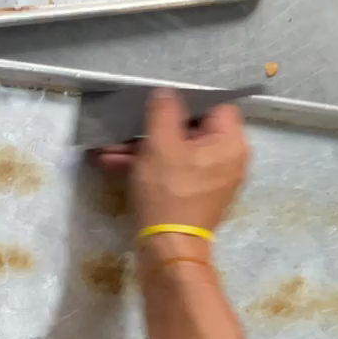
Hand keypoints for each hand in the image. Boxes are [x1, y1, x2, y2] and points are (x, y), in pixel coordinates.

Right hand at [92, 88, 247, 236]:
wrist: (167, 248)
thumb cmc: (168, 192)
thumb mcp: (161, 145)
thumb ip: (164, 111)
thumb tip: (166, 91)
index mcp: (229, 142)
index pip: (214, 105)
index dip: (185, 100)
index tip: (156, 102)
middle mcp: (227, 159)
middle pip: (190, 129)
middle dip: (151, 128)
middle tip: (124, 127)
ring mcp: (210, 179)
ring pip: (175, 152)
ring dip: (141, 149)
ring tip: (108, 149)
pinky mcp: (193, 195)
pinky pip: (171, 171)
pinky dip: (147, 167)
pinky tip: (113, 164)